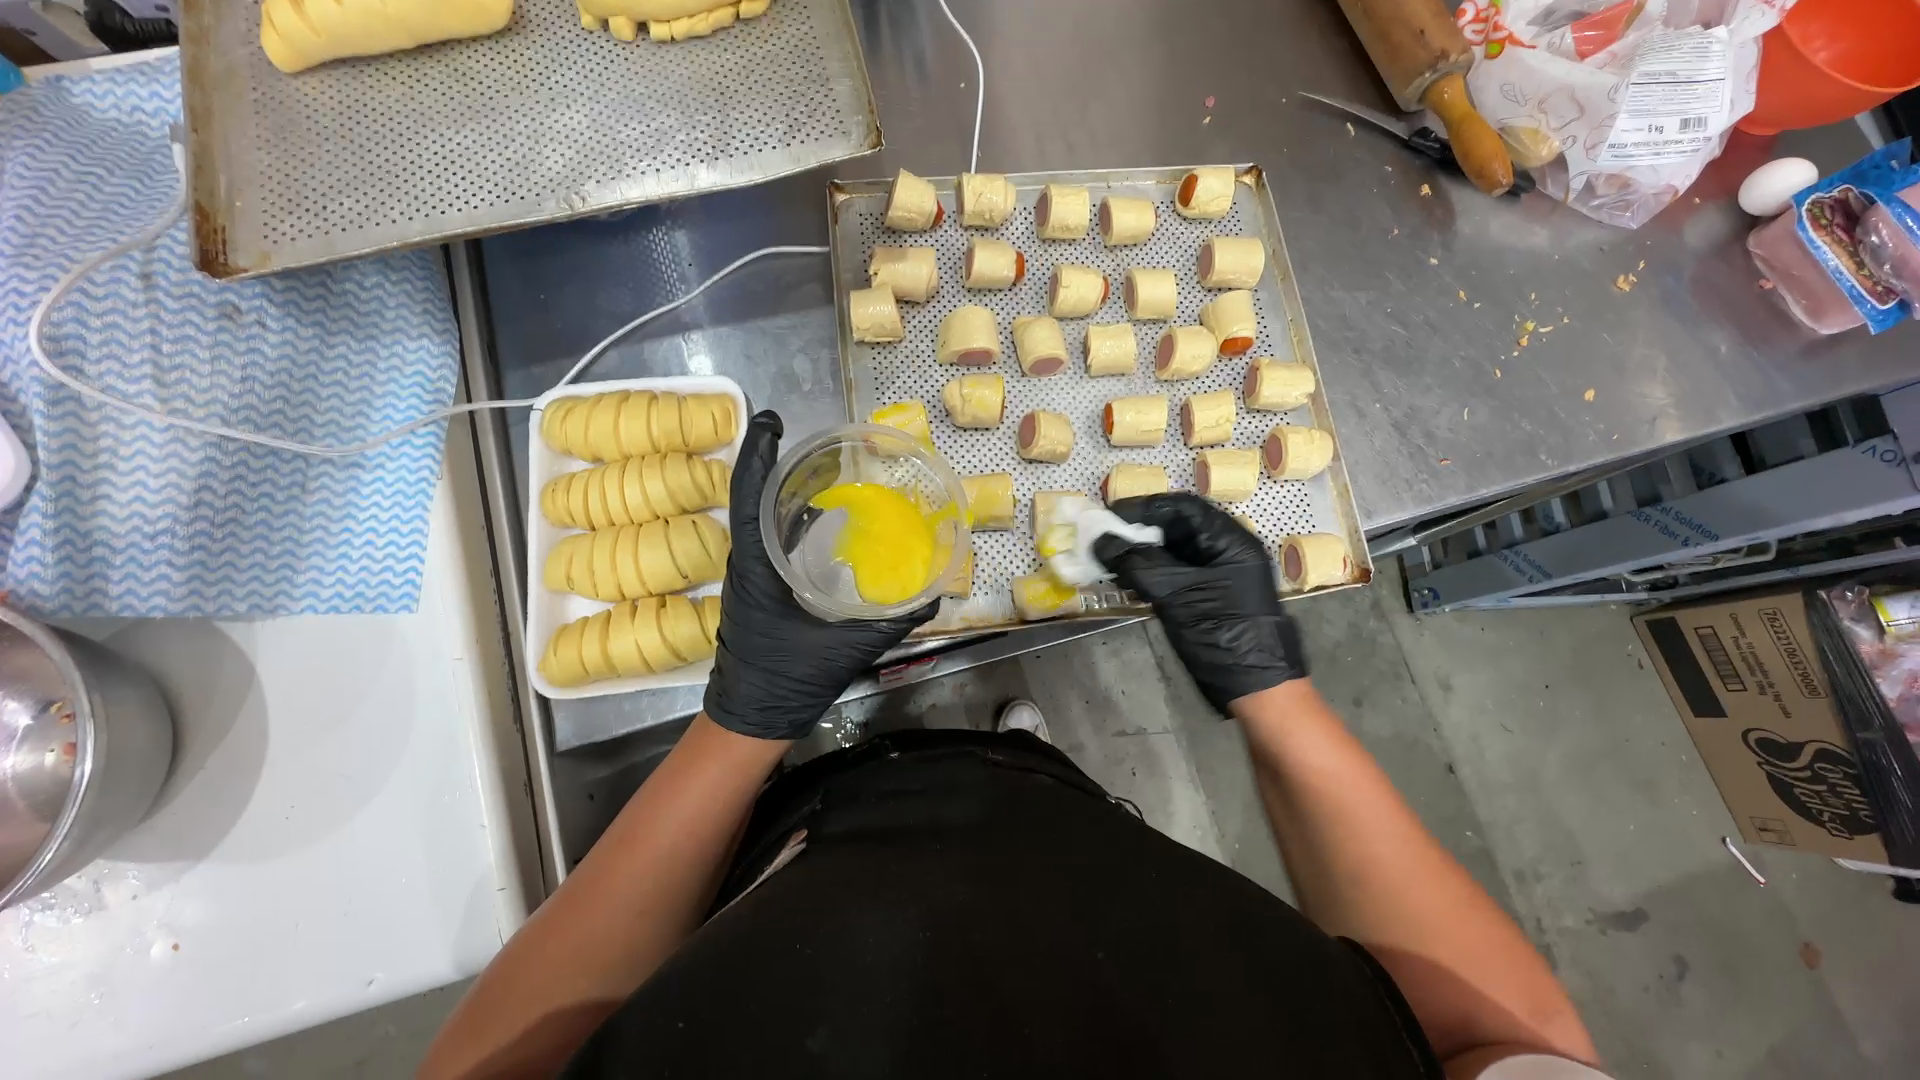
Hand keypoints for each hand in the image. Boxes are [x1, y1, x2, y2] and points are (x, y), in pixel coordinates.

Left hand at [703, 411, 937, 739]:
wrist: (753, 716)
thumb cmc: (790, 679)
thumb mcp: (847, 647)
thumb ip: (892, 621)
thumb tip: (934, 594)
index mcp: (757, 566)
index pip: (749, 495)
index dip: (758, 453)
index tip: (772, 418)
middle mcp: (746, 562)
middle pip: (753, 497)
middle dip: (777, 463)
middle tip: (814, 441)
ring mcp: (747, 575)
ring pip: (759, 518)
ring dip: (783, 490)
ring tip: (819, 468)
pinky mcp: (755, 588)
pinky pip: (768, 540)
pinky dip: (789, 520)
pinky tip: (818, 518)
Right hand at [1093, 493, 1306, 712]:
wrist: (1256, 690)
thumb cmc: (1223, 635)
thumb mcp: (1177, 596)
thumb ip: (1139, 564)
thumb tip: (1101, 541)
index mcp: (1230, 541)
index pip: (1182, 507)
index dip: (1143, 507)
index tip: (1107, 516)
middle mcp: (1226, 552)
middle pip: (1177, 527)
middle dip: (1138, 531)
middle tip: (1102, 539)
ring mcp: (1218, 577)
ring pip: (1174, 552)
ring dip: (1141, 554)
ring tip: (1108, 562)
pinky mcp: (1208, 598)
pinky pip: (1175, 575)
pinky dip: (1150, 574)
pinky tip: (1126, 582)